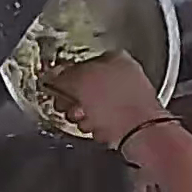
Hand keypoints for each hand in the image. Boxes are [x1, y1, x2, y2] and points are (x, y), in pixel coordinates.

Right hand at [50, 51, 167, 146]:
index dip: (65, 79)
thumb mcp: (80, 82)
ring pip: (94, 108)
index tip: (56, 90)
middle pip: (86, 88)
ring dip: (84, 116)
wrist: (140, 133)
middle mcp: (125, 75)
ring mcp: (129, 99)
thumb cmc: (115, 102)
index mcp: (115, 57)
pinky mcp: (129, 121)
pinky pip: (104, 123)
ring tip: (85, 120)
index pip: (81, 64)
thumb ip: (62, 77)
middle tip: (69, 108)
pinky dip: (98, 128)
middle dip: (74, 101)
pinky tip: (98, 130)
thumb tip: (51, 77)